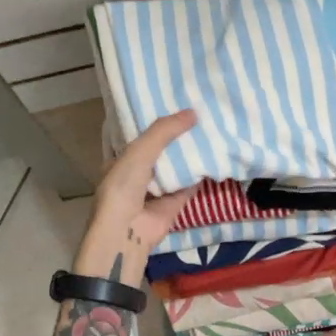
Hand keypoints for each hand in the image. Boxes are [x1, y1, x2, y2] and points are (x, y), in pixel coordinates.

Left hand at [72, 110, 198, 282]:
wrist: (128, 229)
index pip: (139, 137)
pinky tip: (214, 158)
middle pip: (160, 151)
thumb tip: (194, 112)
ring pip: (176, 168)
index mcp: (121, 160)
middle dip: (176, 137)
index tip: (174, 106)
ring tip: (209, 130)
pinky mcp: (173, 204)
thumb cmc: (124, 185)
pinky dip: (200, 175)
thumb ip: (165, 130)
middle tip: (198, 115)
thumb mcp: (140, 150)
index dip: (156, 123)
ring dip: (190, 155)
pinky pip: (189, 185)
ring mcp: (156, 190)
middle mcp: (137, 174)